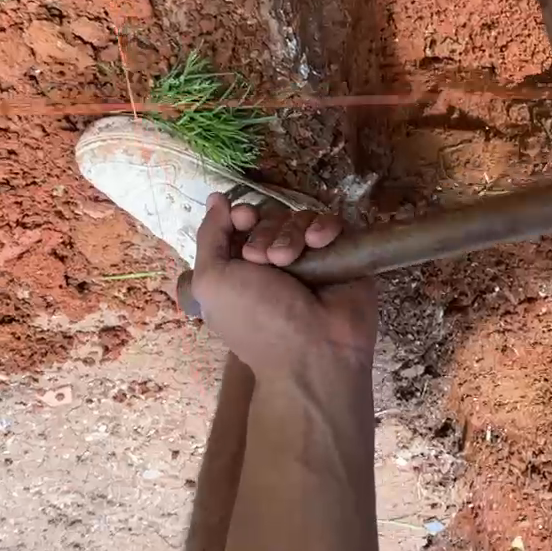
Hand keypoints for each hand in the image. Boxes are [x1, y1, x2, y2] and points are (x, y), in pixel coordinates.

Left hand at [189, 194, 377, 375]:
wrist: (314, 352)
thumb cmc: (257, 321)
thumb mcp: (213, 282)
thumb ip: (209, 237)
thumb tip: (215, 198)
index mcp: (242, 268)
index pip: (242, 222)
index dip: (241, 215)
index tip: (244, 219)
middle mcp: (276, 261)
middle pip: (271, 218)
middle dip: (268, 232)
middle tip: (270, 261)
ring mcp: (311, 258)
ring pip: (301, 218)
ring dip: (293, 233)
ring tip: (294, 258)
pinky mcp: (341, 254)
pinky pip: (332, 224)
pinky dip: (324, 228)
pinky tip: (320, 242)